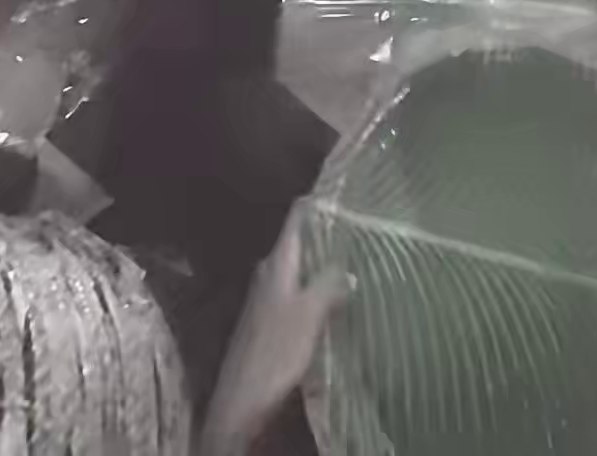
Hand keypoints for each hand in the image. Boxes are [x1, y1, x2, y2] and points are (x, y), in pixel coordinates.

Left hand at [198, 207, 348, 455]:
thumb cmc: (276, 350)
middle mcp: (269, 270)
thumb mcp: (310, 313)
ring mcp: (265, 295)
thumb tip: (349, 266)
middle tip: (357, 230)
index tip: (342, 192)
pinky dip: (313, 284)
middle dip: (325, 233)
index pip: (296, 216)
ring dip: (320, 262)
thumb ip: (330, 283)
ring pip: (298, 265)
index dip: (317, 201)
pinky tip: (331, 297)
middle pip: (298, 240)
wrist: (239, 404)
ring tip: (351, 260)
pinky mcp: (266, 318)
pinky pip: (295, 287)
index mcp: (278, 261)